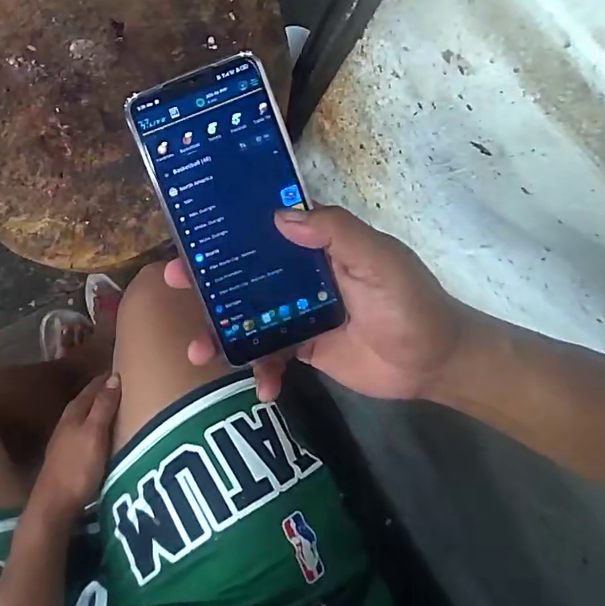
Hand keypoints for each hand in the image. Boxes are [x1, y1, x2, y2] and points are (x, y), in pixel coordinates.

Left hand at [25, 373, 119, 523]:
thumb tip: (114, 376)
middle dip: (108, 389)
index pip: (94, 385)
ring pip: (89, 414)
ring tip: (125, 405)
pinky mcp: (70, 456)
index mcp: (74, 411)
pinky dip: (101, 424)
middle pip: (90, 398)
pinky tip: (110, 431)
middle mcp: (68, 421)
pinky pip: (89, 430)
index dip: (110, 376)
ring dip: (105, 408)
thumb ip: (104, 405)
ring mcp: (66, 439)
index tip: (129, 367)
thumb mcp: (95, 433)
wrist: (53, 507)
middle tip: (132, 384)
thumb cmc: (78, 467)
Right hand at [162, 206, 470, 402]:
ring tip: (195, 352)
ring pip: (250, 318)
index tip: (193, 231)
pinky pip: (272, 357)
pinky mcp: (307, 350)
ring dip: (221, 333)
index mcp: (320, 246)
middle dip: (208, 279)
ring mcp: (302, 315)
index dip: (231, 229)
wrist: (433, 361)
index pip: (268, 229)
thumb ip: (335, 233)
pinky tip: (262, 389)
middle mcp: (303, 276)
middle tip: (171, 281)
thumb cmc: (409, 301)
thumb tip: (279, 216)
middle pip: (247, 273)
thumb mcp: (377, 259)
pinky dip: (262, 372)